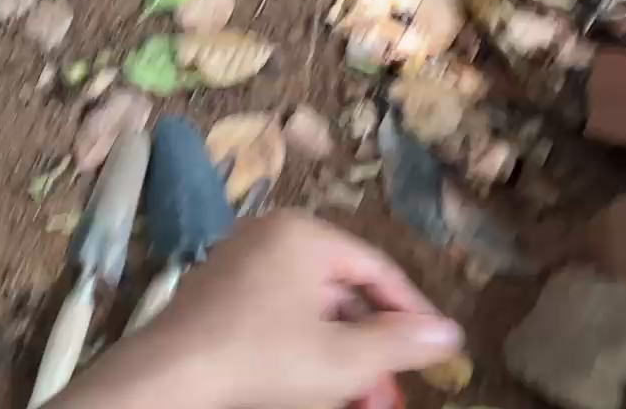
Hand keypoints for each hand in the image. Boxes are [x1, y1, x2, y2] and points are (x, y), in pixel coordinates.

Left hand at [48, 212, 462, 408]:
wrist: (176, 370)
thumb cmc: (265, 356)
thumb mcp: (344, 357)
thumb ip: (400, 342)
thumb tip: (449, 331)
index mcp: (302, 234)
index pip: (376, 267)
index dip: (413, 313)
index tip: (440, 355)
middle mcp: (271, 233)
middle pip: (344, 290)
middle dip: (374, 350)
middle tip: (391, 399)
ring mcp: (244, 256)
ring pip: (314, 306)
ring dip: (344, 356)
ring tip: (363, 403)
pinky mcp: (225, 285)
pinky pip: (282, 309)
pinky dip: (308, 345)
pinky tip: (320, 388)